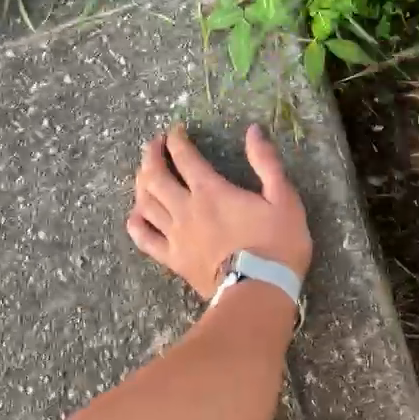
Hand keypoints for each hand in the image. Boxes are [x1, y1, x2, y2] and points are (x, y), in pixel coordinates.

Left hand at [126, 124, 312, 299]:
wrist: (259, 289)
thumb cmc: (277, 242)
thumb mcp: (283, 197)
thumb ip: (266, 163)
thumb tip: (252, 131)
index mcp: (211, 191)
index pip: (185, 158)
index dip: (177, 141)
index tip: (175, 130)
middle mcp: (186, 208)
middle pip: (156, 177)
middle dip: (151, 156)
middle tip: (152, 145)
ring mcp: (175, 235)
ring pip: (145, 204)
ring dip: (140, 184)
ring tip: (143, 173)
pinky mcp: (173, 258)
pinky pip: (145, 239)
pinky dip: (136, 224)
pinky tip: (135, 216)